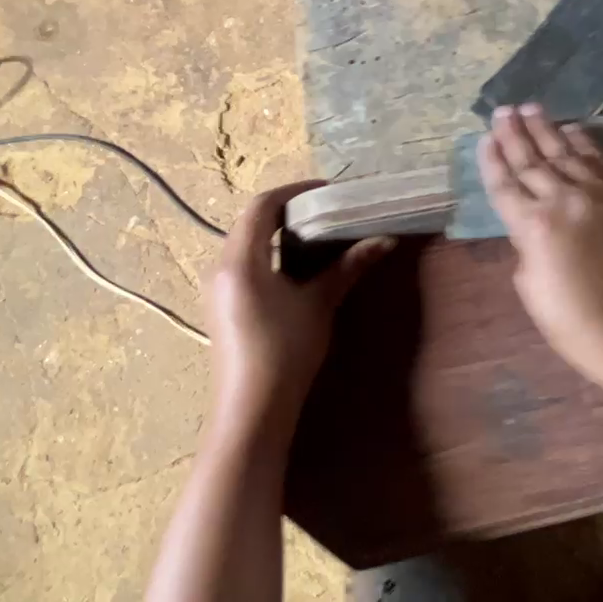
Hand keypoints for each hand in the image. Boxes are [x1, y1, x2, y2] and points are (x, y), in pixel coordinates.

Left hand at [207, 181, 392, 434]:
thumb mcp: (320, 303)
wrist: (252, 411)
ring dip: (279, 233)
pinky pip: (245, 264)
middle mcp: (221, 268)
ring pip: (247, 244)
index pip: (261, 206)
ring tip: (318, 234)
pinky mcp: (224, 308)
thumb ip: (348, 266)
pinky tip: (298, 268)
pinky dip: (271, 254)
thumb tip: (384, 240)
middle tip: (328, 210)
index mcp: (240, 260)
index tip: (328, 191)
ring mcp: (218, 290)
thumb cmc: (285, 350)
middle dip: (288, 210)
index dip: (295, 191)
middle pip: (251, 222)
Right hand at [478, 104, 602, 388]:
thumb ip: (527, 249)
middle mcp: (563, 200)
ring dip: (547, 129)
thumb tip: (533, 228)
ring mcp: (599, 194)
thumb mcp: (533, 291)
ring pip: (566, 153)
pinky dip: (583, 142)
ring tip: (531, 109)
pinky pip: (600, 160)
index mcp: (532, 228)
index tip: (484, 137)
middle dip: (515, 134)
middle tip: (502, 110)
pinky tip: (572, 129)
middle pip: (533, 161)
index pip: (505, 185)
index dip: (492, 160)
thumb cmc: (580, 326)